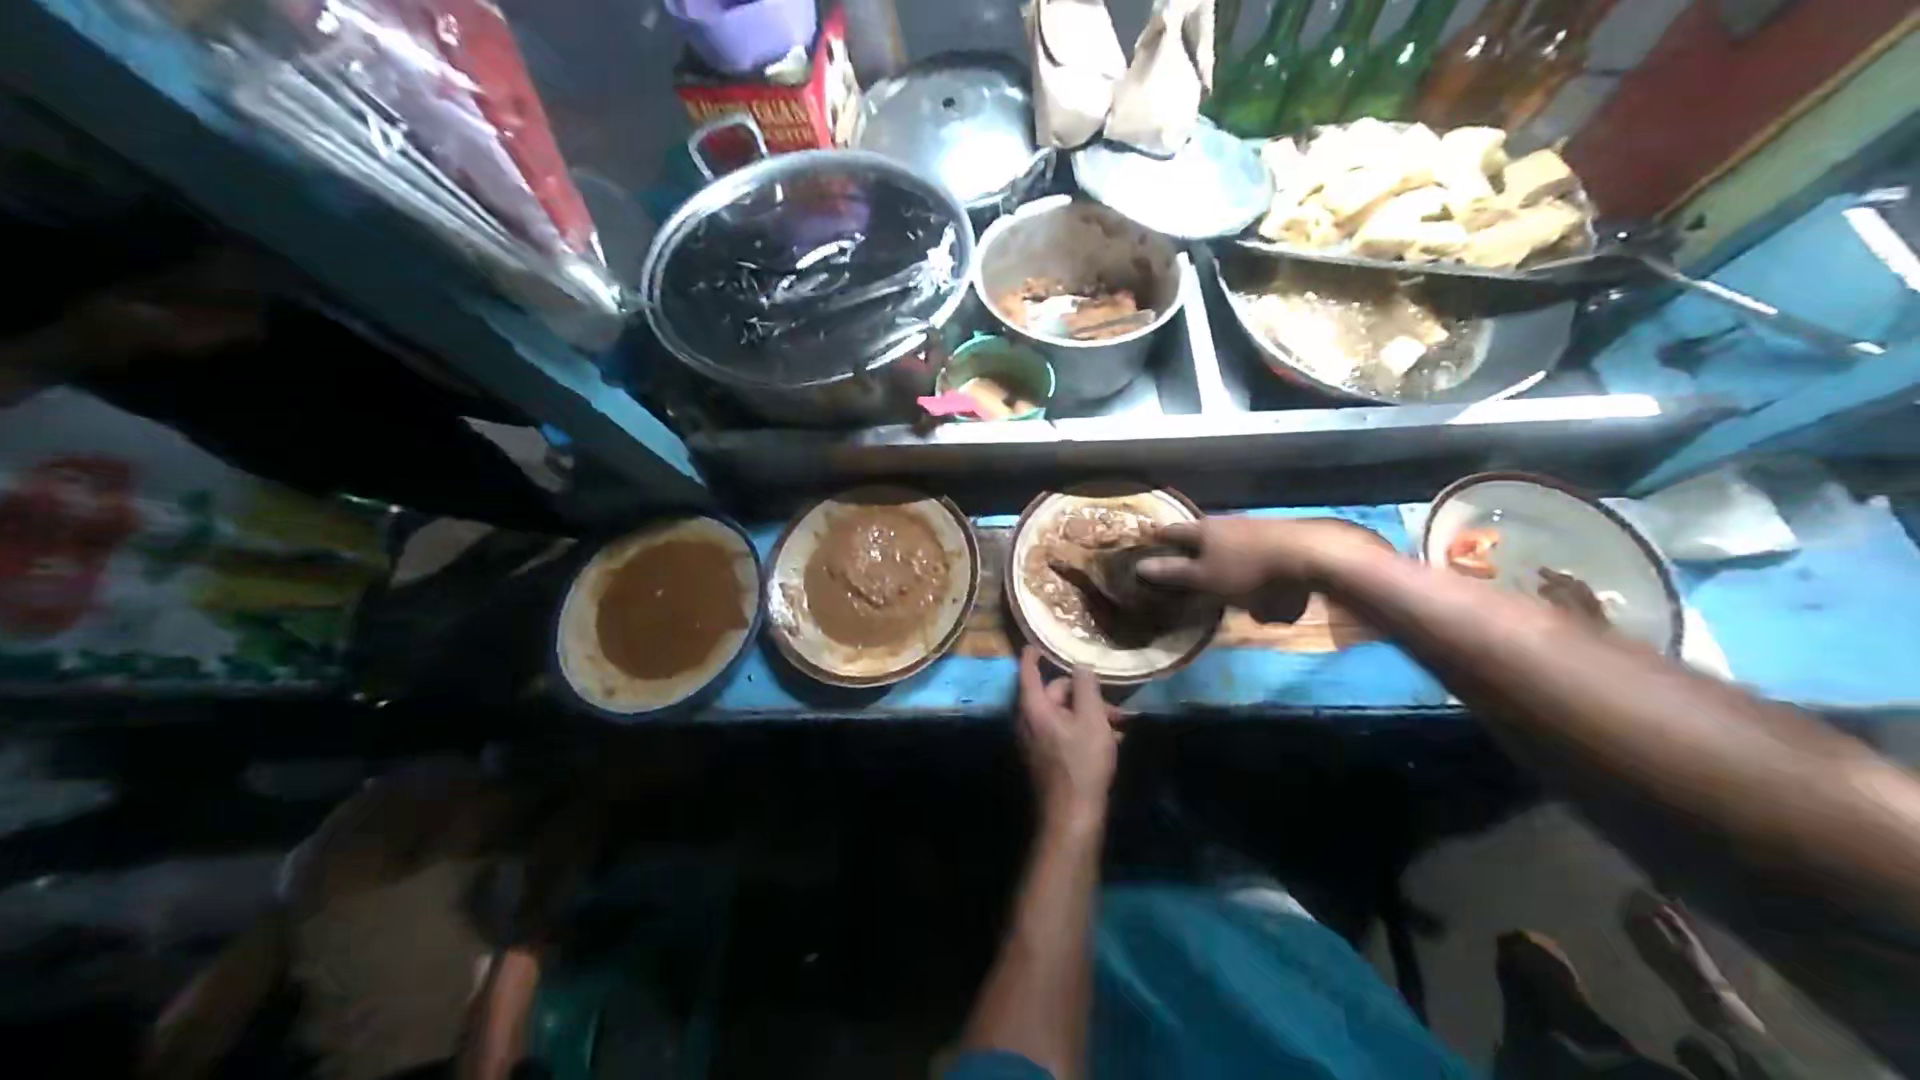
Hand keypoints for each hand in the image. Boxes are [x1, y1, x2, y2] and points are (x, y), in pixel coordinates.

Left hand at [1016, 646, 1120, 825]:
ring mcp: (1032, 741)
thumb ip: (1086, 687)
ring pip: (1061, 715)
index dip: (1033, 653)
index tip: (1038, 642)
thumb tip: (1080, 666)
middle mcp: (1026, 720)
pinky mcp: (1042, 758)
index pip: (1028, 669)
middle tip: (1116, 708)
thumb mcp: (1092, 719)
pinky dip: (1081, 731)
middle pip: (1052, 694)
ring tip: (1119, 728)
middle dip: (1083, 695)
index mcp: (1033, 706)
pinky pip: (1060, 733)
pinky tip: (1109, 744)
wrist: (1072, 816)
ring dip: (1088, 715)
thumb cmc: (1082, 763)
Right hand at [1135, 517, 1386, 621]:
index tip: (1145, 544)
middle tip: (1183, 567)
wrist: (1311, 556)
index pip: (1171, 531)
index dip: (1157, 538)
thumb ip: (1172, 573)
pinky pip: (1255, 555)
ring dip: (1224, 563)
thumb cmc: (1247, 569)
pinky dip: (1250, 570)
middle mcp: (1225, 523)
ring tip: (1223, 583)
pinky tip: (1258, 587)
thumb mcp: (1204, 578)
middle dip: (1192, 551)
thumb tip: (1138, 566)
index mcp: (1202, 530)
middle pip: (1201, 535)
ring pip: (1229, 545)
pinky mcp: (1278, 539)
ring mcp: (1253, 528)